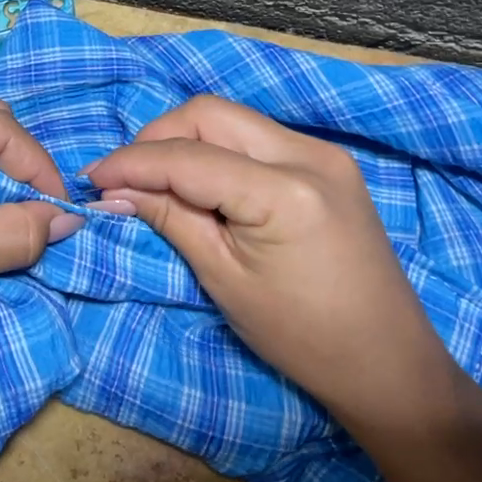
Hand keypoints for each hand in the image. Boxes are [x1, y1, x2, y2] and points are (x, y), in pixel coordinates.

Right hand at [85, 95, 445, 422]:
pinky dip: (215, 149)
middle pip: (208, 114)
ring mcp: (323, 153)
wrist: (389, 366)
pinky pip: (253, 136)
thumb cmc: (302, 336)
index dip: (131, 162)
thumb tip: (111, 189)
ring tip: (156, 181)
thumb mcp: (223, 277)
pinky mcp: (327, 163)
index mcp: (284, 191)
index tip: (92, 178)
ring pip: (230, 119)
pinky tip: (200, 181)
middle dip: (157, 139)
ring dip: (184, 141)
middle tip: (127, 178)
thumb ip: (168, 217)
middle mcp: (308, 154)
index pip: (186, 157)